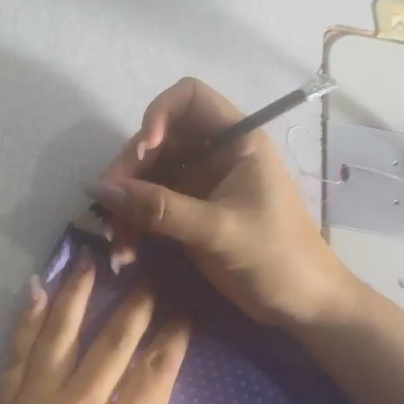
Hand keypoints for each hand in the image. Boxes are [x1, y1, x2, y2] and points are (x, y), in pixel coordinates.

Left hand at [0, 259, 247, 403]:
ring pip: (61, 334)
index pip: (156, 370)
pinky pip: (17, 352)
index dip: (174, 334)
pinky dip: (28, 318)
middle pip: (112, 341)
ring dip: (78, 293)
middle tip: (147, 271)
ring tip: (91, 258)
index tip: (186, 306)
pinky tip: (38, 290)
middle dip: (134, 303)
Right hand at [87, 77, 364, 328]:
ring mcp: (200, 183)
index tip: (146, 149)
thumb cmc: (276, 259)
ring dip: (125, 204)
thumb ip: (159, 208)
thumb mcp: (217, 231)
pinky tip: (125, 253)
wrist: (304, 307)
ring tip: (116, 242)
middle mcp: (214, 154)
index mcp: (237, 141)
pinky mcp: (189, 212)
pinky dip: (134, 224)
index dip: (160, 113)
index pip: (189, 97)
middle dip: (129, 171)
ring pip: (146, 175)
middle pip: (156, 139)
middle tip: (109, 207)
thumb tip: (100, 189)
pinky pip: (149, 206)